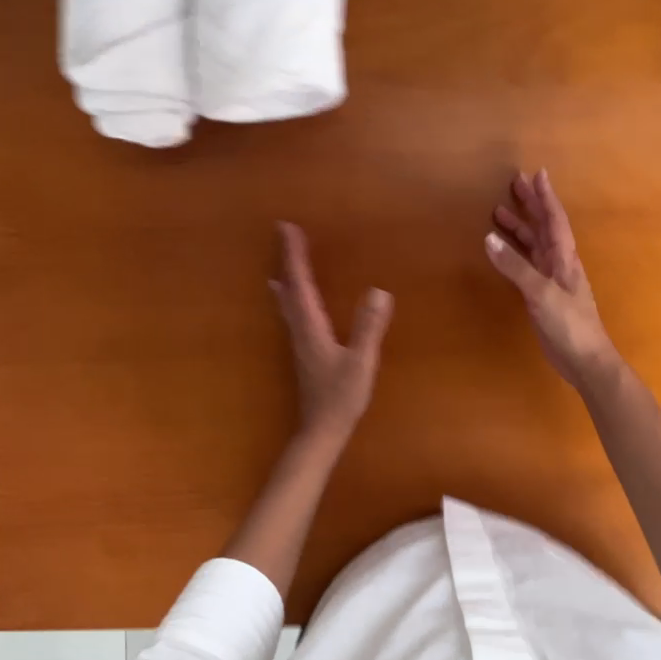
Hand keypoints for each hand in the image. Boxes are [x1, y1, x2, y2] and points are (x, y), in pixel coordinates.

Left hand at [269, 222, 393, 439]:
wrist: (320, 431)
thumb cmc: (340, 398)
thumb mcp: (360, 362)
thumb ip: (368, 327)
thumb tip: (379, 291)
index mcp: (311, 327)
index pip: (300, 283)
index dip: (294, 255)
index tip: (287, 227)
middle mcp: (300, 330)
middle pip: (290, 288)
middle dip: (289, 260)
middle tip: (285, 234)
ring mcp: (299, 342)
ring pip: (288, 302)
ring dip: (287, 278)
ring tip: (282, 263)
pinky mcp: (304, 352)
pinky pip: (293, 314)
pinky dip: (290, 298)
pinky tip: (289, 302)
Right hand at [486, 170, 620, 387]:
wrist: (585, 360)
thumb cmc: (569, 325)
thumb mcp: (540, 293)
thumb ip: (515, 266)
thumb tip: (489, 237)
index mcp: (564, 258)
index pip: (554, 220)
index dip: (545, 197)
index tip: (537, 174)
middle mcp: (559, 264)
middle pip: (544, 227)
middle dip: (531, 205)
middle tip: (515, 183)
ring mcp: (551, 280)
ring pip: (534, 245)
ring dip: (520, 227)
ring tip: (499, 212)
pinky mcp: (543, 296)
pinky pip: (527, 264)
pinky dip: (515, 252)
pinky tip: (504, 250)